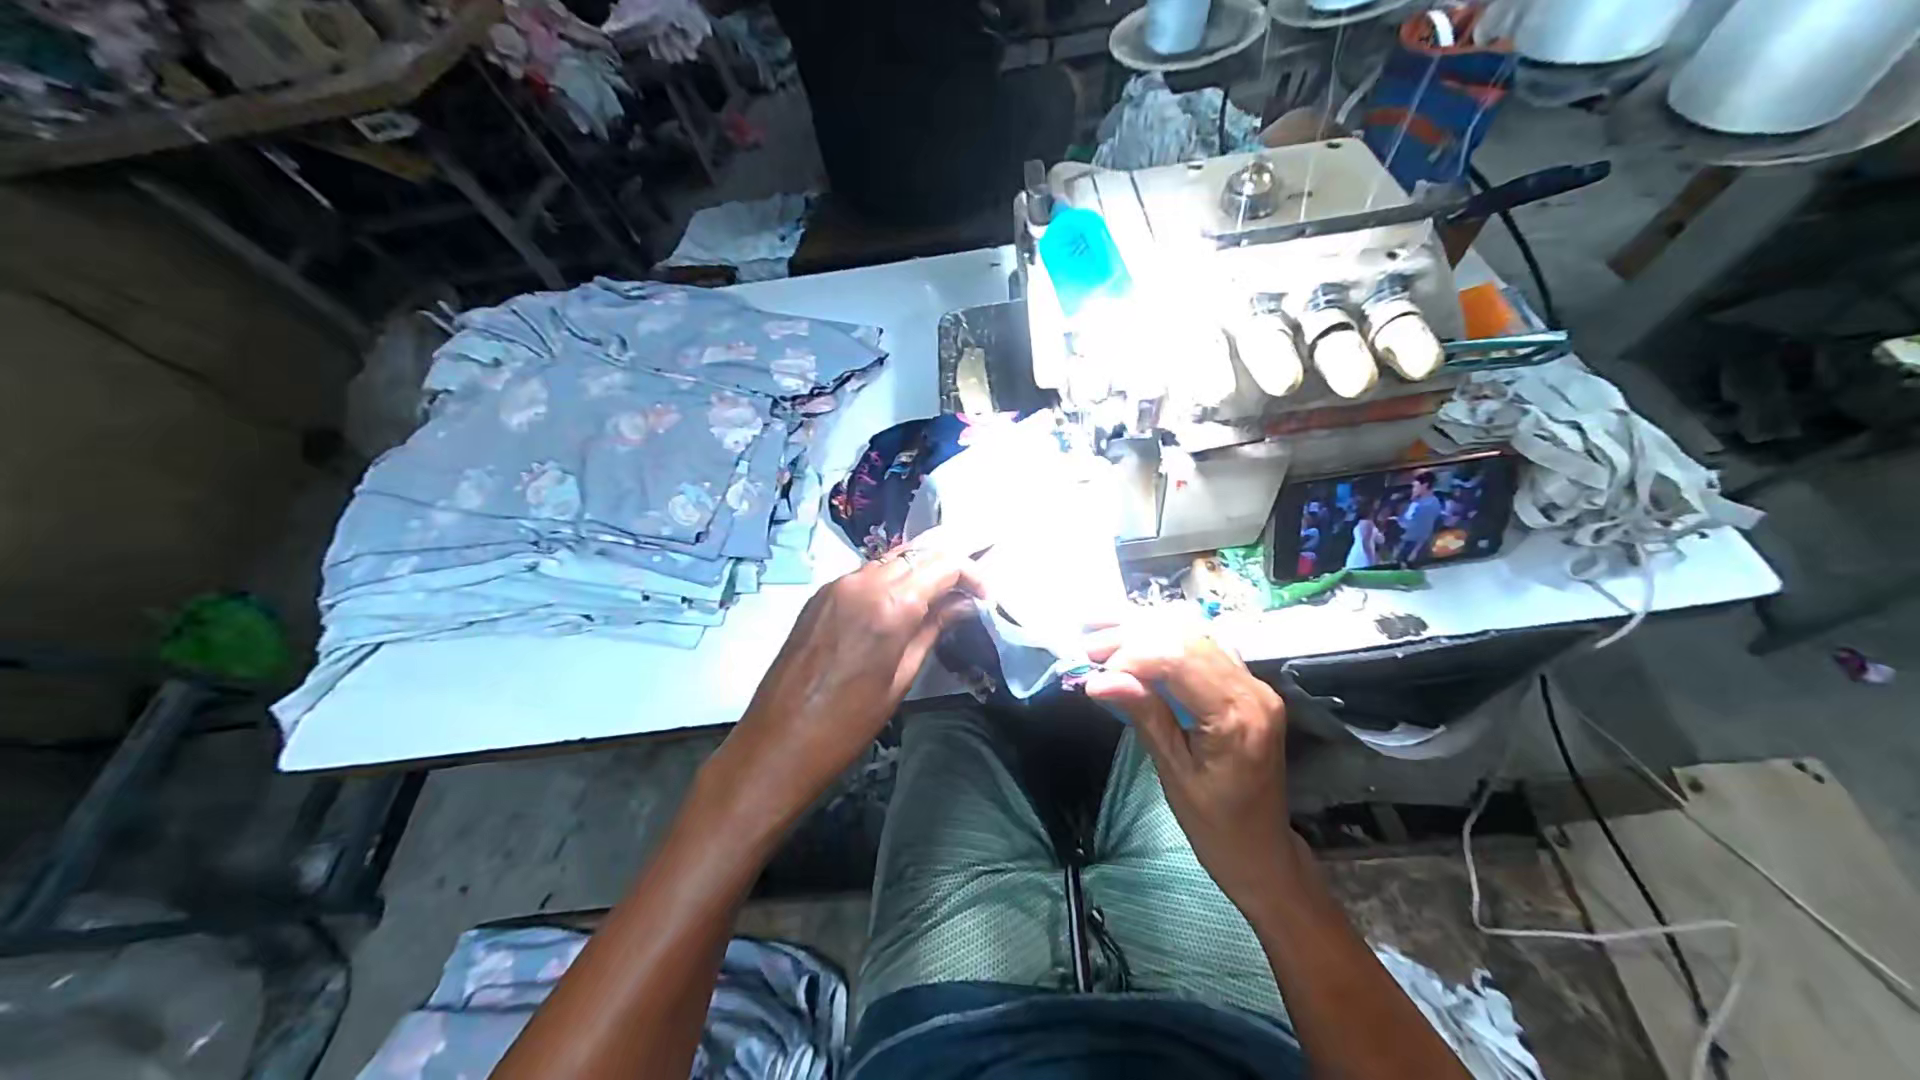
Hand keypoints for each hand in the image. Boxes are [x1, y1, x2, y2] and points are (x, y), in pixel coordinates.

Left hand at [719, 533, 986, 814]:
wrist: (778, 741)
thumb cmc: (848, 723)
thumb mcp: (901, 678)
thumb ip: (932, 630)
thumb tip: (962, 605)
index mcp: (890, 605)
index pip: (943, 563)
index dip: (971, 573)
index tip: (985, 596)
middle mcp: (862, 582)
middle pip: (916, 553)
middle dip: (946, 567)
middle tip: (965, 594)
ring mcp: (836, 586)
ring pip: (890, 561)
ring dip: (917, 572)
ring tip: (936, 601)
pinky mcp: (819, 596)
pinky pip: (864, 575)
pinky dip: (889, 582)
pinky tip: (899, 607)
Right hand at [1083, 621, 1295, 906]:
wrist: (1261, 848)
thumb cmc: (1214, 823)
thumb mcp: (1173, 772)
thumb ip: (1144, 715)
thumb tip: (1099, 680)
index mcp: (1237, 716)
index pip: (1180, 661)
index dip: (1133, 656)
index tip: (1095, 669)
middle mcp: (1252, 690)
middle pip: (1187, 640)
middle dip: (1135, 636)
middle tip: (1091, 644)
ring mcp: (1254, 685)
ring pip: (1195, 637)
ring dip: (1148, 633)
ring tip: (1105, 634)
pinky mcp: (1247, 687)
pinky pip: (1205, 649)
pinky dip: (1168, 641)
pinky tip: (1139, 640)